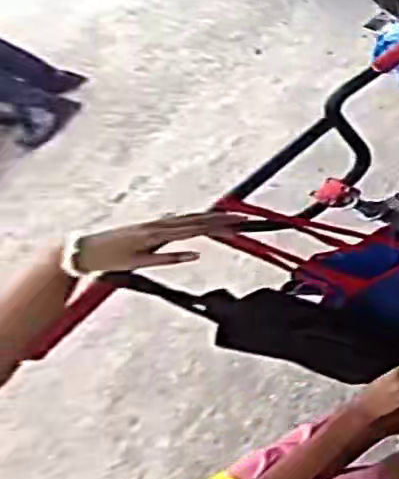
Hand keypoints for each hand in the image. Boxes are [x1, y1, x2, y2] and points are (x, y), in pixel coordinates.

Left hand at [67, 212, 248, 274]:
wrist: (74, 251)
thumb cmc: (105, 260)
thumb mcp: (138, 263)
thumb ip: (170, 259)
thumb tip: (196, 255)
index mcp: (158, 235)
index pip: (198, 228)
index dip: (221, 226)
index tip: (240, 226)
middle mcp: (158, 225)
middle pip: (198, 218)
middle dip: (223, 218)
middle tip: (244, 218)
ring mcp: (153, 223)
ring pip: (189, 216)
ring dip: (211, 216)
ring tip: (230, 216)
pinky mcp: (148, 224)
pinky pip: (178, 218)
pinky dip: (195, 217)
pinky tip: (201, 218)